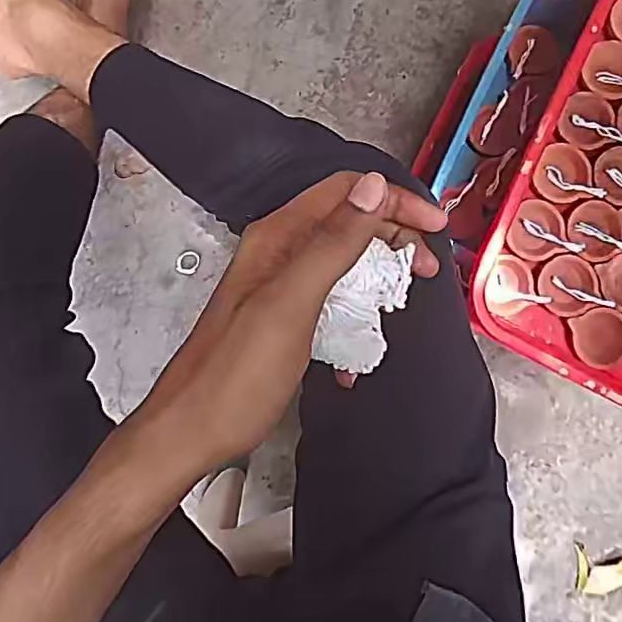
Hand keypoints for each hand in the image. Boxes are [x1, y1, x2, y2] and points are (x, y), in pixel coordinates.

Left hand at [123, 171, 445, 481]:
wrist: (190, 432)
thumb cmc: (231, 378)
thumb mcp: (291, 303)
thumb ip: (332, 243)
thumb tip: (370, 189)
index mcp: (278, 238)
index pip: (347, 192)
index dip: (393, 200)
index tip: (432, 225)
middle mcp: (278, 252)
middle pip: (349, 220)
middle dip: (394, 236)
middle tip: (425, 265)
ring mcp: (280, 282)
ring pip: (343, 259)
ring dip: (378, 274)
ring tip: (400, 298)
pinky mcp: (285, 314)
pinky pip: (332, 296)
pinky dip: (356, 311)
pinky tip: (362, 342)